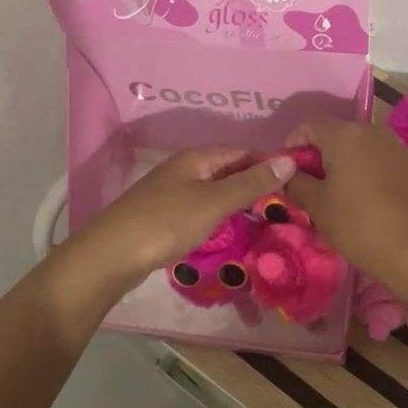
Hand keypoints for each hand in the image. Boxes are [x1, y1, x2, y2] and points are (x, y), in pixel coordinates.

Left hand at [63, 147, 297, 296]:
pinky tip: (231, 234)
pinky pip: (201, 211)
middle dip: (256, 184)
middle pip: (228, 170)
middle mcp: (183, 170)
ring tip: (266, 221)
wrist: (111, 256)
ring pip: (214, 192)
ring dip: (239, 203)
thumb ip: (251, 183)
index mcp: (196, 158)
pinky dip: (220, 218)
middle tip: (287, 207)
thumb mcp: (214, 202)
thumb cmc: (166, 223)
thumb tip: (290, 159)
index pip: (242, 151)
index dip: (268, 163)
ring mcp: (171, 194)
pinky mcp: (164, 218)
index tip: (297, 184)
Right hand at [282, 119, 407, 292]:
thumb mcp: (317, 207)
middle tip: (310, 187)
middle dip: (319, 155)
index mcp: (344, 134)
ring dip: (345, 164)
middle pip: (337, 134)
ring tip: (338, 195)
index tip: (286, 172)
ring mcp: (398, 147)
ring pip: (361, 148)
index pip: (308, 125)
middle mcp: (373, 131)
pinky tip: (367, 200)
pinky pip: (382, 161)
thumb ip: (296, 184)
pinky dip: (368, 172)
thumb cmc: (359, 225)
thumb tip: (286, 174)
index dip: (292, 145)